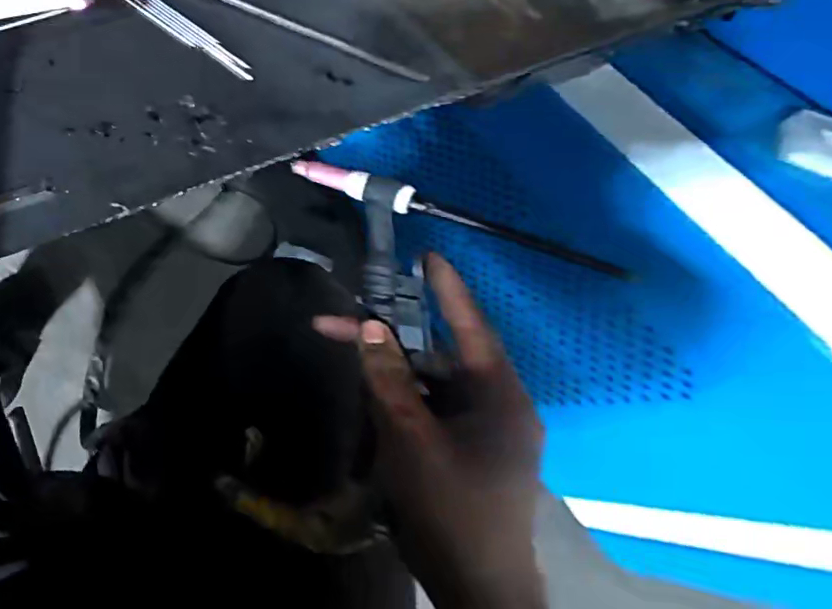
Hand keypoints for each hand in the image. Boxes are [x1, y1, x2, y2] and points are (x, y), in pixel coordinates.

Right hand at [314, 254, 544, 608]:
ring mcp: (480, 428)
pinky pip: (426, 402)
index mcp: (500, 398)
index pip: (470, 328)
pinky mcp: (463, 446)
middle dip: (383, 336)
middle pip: (434, 353)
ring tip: (338, 350)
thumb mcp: (410, 436)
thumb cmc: (450, 506)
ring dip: (384, 364)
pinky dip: (395, 391)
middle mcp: (495, 405)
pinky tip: (365, 388)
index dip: (447, 290)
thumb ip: (389, 376)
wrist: (475, 586)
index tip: (428, 255)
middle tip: (332, 321)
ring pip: (426, 377)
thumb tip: (370, 326)